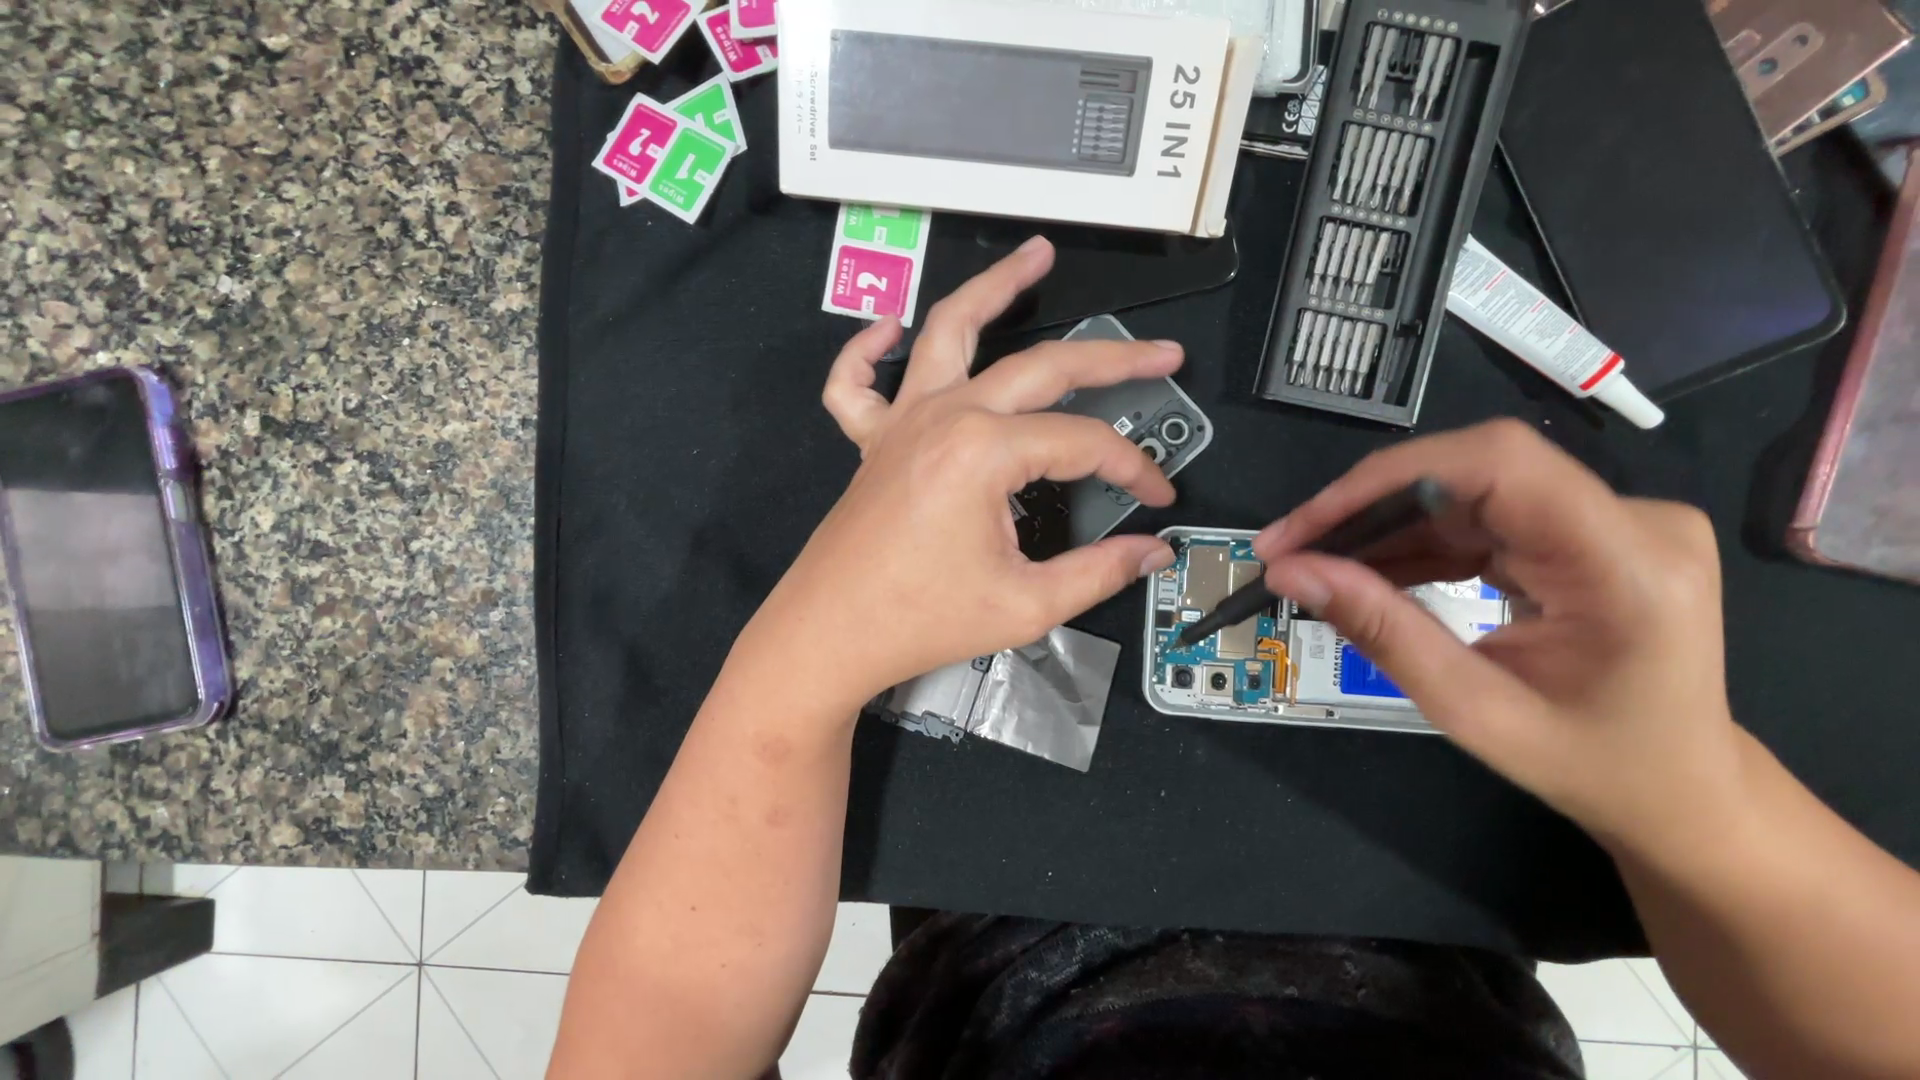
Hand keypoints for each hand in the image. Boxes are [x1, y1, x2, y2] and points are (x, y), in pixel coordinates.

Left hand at [745, 237, 1182, 705]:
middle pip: (1042, 366)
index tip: (1156, 499)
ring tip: (1035, 256)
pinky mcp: (872, 442)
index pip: (1083, 443)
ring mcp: (902, 422)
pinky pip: (859, 381)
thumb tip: (1151, 553)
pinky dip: (870, 348)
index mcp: (984, 453)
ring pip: (950, 330)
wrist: (829, 636)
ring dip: (995, 289)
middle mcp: (944, 417)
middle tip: (1160, 352)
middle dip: (1111, 356)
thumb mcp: (1024, 605)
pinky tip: (888, 326)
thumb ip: (1098, 573)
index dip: (1133, 469)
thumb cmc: (918, 622)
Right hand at [1253, 420, 1744, 854]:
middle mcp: (1633, 520)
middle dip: (1370, 505)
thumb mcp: (1474, 710)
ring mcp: (1612, 519)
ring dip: (1383, 524)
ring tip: (1315, 565)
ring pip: (1467, 490)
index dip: (1390, 478)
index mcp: (1629, 565)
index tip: (1307, 527)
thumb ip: (1383, 632)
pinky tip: (1366, 570)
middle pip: (1476, 472)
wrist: (1683, 792)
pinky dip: (1415, 541)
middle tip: (1289, 549)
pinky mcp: (1586, 530)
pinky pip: (1480, 516)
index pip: (1500, 466)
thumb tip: (1290, 572)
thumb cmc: (1592, 766)